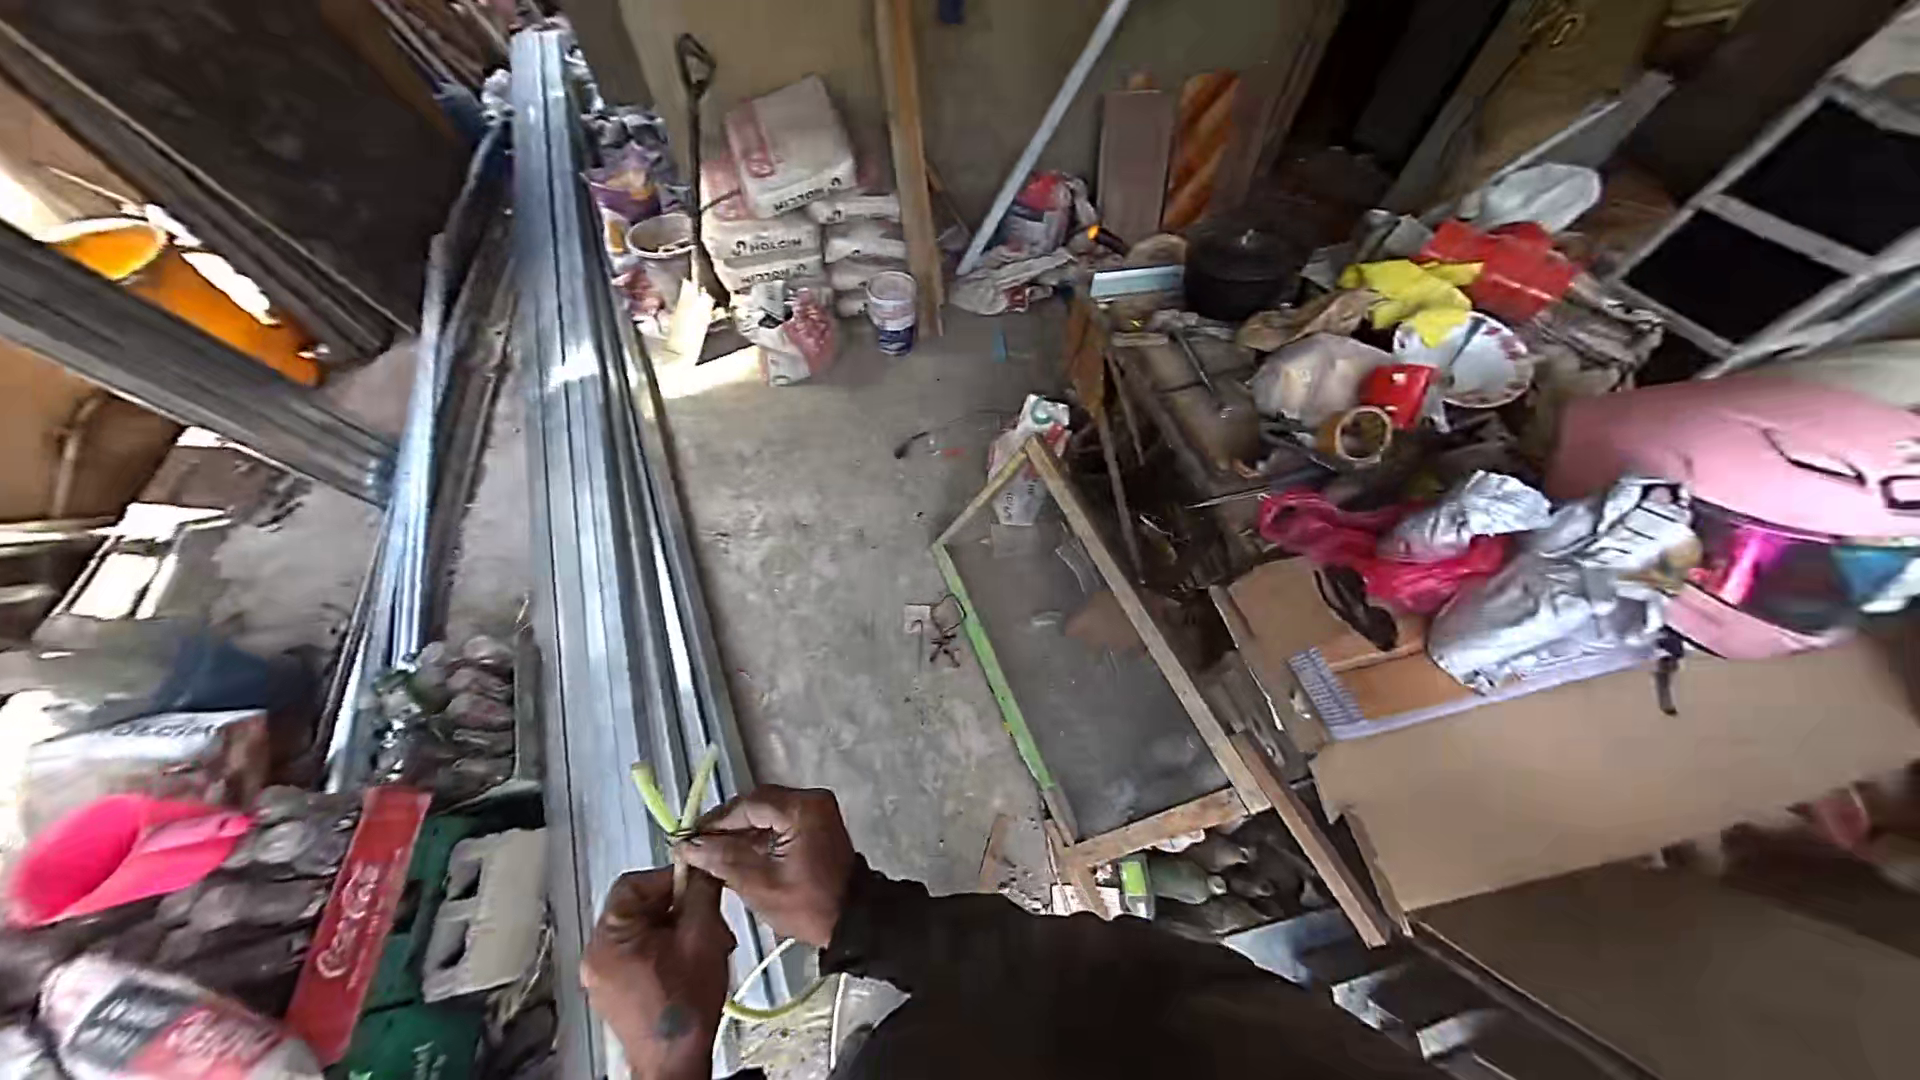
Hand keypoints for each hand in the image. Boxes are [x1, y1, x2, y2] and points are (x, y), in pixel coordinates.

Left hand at [580, 867, 733, 1079]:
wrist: (674, 1063)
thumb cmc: (686, 999)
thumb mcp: (702, 933)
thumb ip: (701, 890)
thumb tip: (702, 861)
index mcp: (610, 938)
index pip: (633, 883)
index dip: (668, 878)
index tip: (697, 887)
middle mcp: (596, 954)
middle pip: (639, 905)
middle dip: (677, 905)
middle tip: (705, 915)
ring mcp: (603, 974)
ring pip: (644, 927)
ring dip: (677, 925)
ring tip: (704, 940)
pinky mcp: (615, 989)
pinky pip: (640, 949)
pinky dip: (666, 945)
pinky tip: (691, 958)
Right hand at [680, 786, 854, 946]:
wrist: (852, 917)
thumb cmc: (807, 905)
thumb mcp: (760, 885)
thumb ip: (723, 859)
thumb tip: (688, 845)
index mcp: (802, 809)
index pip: (749, 804)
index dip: (716, 820)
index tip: (688, 838)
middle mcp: (811, 799)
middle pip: (758, 803)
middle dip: (727, 824)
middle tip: (697, 845)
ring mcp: (816, 808)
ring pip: (767, 810)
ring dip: (741, 829)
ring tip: (711, 852)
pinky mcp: (816, 820)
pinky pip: (779, 818)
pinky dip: (758, 833)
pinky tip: (736, 852)